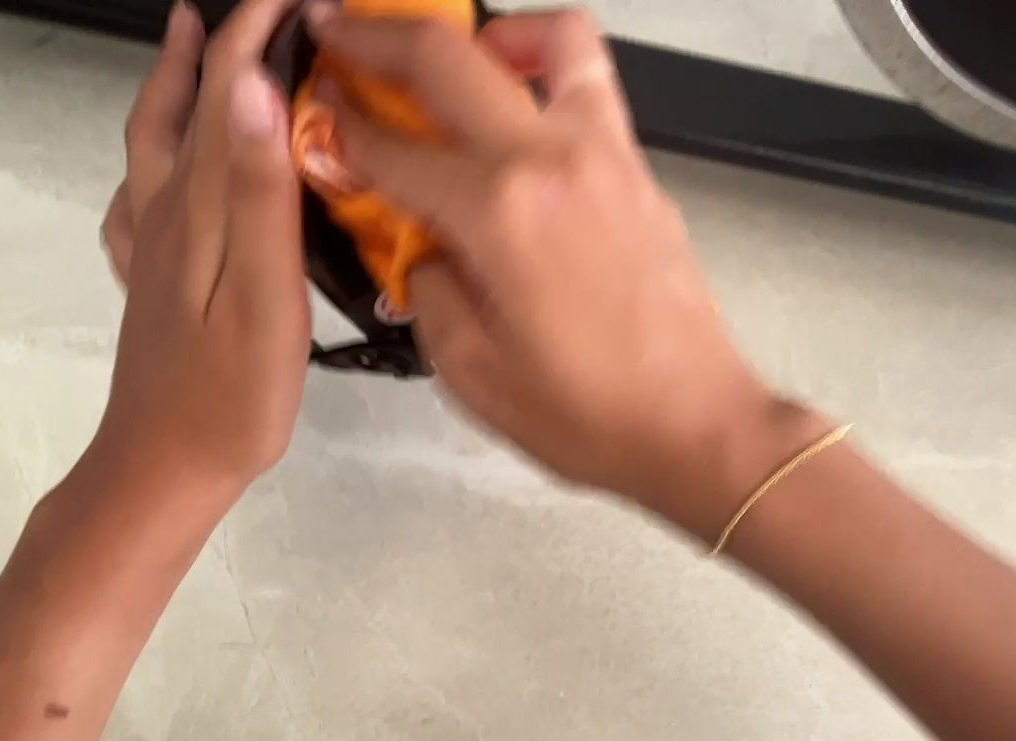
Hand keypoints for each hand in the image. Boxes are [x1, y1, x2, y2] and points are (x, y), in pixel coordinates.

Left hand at [88, 0, 312, 505]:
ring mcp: (151, 251)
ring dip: (173, 88)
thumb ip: (257, 198)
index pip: (225, 95)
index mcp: (200, 210)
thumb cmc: (232, 395)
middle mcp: (165, 215)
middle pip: (180, 108)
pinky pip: (138, 205)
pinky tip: (157, 173)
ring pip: (152, 146)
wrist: (167, 465)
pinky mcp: (152, 286)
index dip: (254, 34)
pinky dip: (148, 166)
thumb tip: (250, 90)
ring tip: (191, 46)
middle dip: (215, 46)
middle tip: (248, 8)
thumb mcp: (262, 298)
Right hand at [310, 5, 825, 538]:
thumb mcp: (474, 375)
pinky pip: (594, 88)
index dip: (342, 131)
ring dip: (485, 34)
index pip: (394, 149)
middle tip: (344, 38)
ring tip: (454, 60)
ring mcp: (607, 161)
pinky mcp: (641, 178)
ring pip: (547, 39)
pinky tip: (527, 110)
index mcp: (499, 216)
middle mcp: (554, 165)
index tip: (322, 122)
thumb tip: (420, 253)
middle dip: (377, 38)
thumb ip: (429, 295)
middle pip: (448, 56)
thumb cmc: (599, 415)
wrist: (692, 426)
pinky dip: (550, 73)